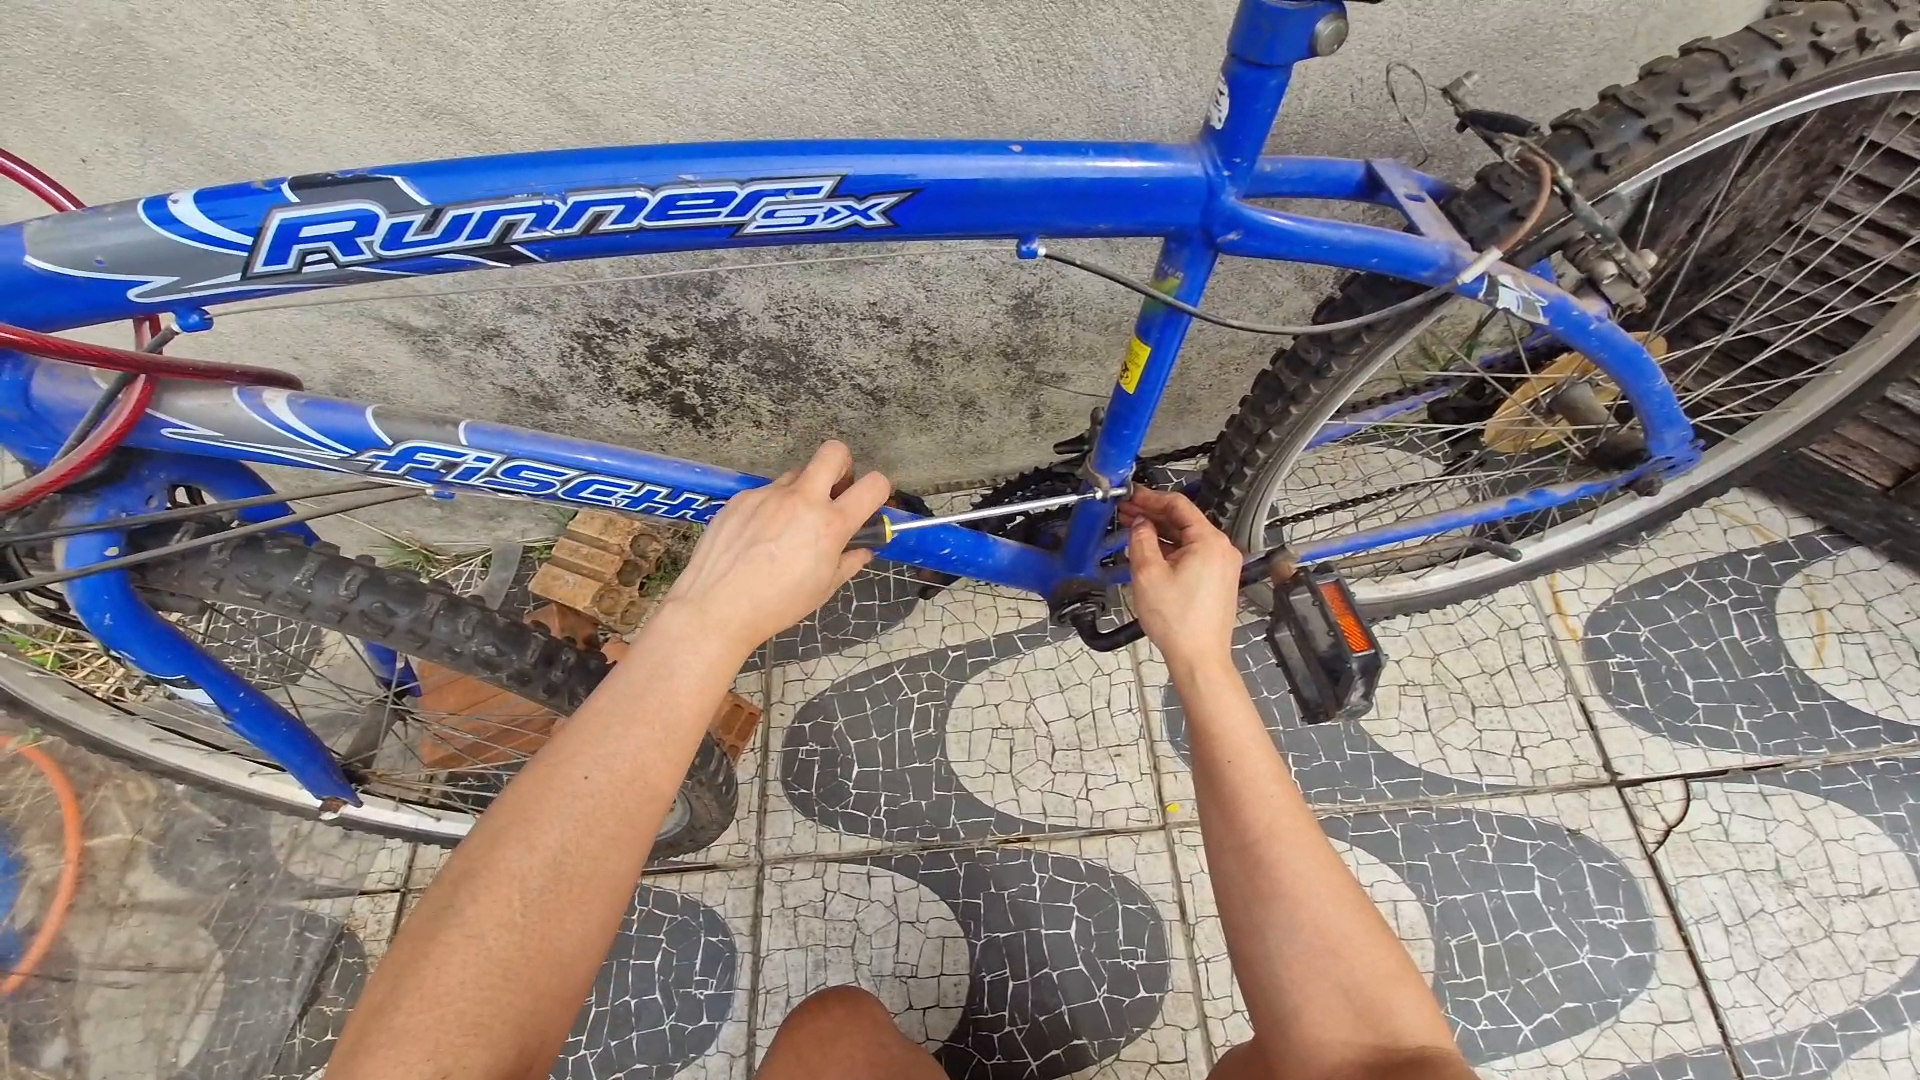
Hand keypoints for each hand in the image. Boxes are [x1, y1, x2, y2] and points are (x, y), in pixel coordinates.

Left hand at [661, 441, 889, 658]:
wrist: (716, 607)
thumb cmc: (778, 604)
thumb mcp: (823, 588)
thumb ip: (848, 562)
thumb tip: (863, 551)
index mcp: (830, 524)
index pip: (873, 485)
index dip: (880, 489)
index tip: (871, 502)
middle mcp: (801, 499)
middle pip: (834, 452)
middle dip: (843, 465)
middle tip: (835, 492)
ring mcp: (768, 494)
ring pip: (796, 474)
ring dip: (804, 490)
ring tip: (790, 524)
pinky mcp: (741, 498)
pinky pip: (766, 492)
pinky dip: (771, 507)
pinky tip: (758, 537)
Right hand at [1119, 488, 1242, 671]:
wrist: (1198, 656)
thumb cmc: (1178, 622)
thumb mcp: (1148, 573)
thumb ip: (1141, 540)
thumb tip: (1139, 524)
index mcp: (1209, 542)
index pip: (1178, 505)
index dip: (1150, 498)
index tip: (1132, 496)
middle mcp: (1221, 550)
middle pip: (1183, 520)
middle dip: (1152, 515)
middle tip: (1127, 512)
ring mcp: (1221, 565)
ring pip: (1186, 538)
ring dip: (1160, 532)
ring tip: (1133, 530)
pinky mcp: (1216, 580)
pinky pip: (1191, 554)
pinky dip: (1170, 549)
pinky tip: (1149, 551)